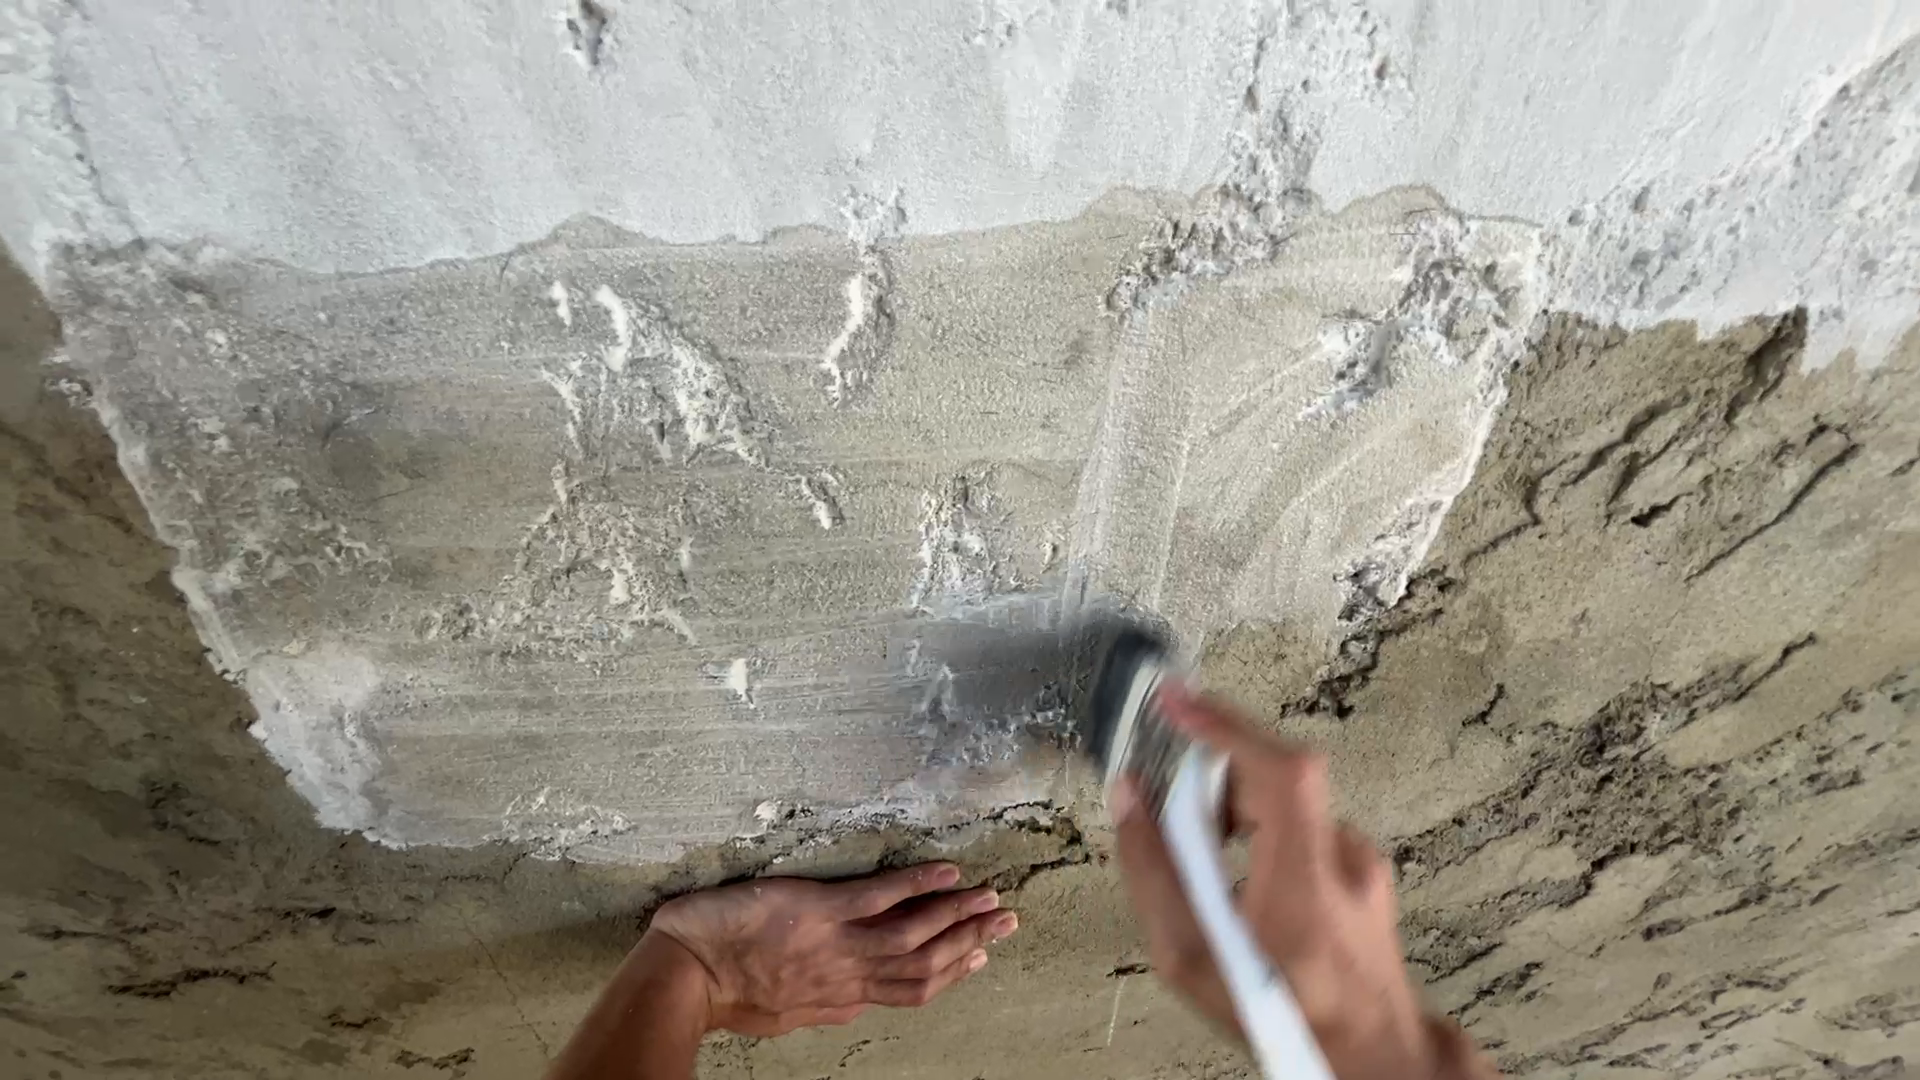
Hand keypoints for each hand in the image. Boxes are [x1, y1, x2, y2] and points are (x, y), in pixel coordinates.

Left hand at [646, 862, 1018, 1036]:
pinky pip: (880, 898)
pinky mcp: (822, 910)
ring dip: (958, 916)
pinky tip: (946, 873)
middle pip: (926, 963)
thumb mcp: (785, 1013)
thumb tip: (857, 1000)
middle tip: (1007, 922)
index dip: (952, 973)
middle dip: (971, 943)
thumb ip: (826, 1003)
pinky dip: (918, 886)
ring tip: (991, 898)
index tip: (981, 956)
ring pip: (914, 934)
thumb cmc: (728, 990)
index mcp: (843, 998)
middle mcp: (850, 977)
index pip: (911, 989)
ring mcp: (839, 943)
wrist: (684, 976)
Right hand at [1111, 684, 1487, 1079]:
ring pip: (1281, 789)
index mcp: (1303, 890)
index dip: (1226, 727)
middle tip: (1170, 799)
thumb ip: (1149, 870)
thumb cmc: (1277, 1012)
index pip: (1279, 776)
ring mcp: (1358, 854)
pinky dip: (1255, 814)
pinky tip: (1237, 860)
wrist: (1370, 1052)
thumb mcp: (1187, 958)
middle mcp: (1342, 860)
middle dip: (1211, 767)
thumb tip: (1129, 793)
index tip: (1176, 701)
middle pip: (1273, 772)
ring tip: (1203, 849)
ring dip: (1230, 796)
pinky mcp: (1358, 853)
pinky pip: (1295, 808)